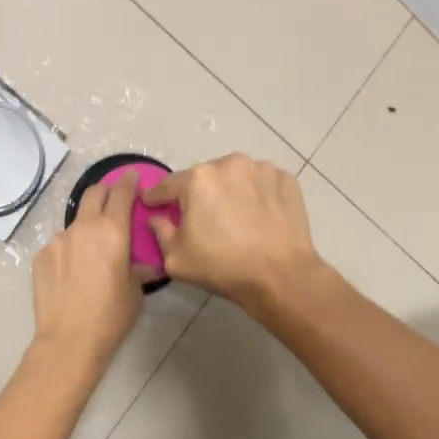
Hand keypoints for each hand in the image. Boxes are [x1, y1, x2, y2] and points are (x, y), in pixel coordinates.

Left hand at [30, 171, 154, 360]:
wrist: (69, 339)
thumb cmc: (110, 316)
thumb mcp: (135, 292)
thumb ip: (139, 269)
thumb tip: (144, 266)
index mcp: (112, 231)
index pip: (122, 193)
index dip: (129, 183)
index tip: (132, 178)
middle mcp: (83, 228)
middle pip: (94, 194)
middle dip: (105, 191)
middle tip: (113, 199)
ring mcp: (57, 241)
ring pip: (75, 224)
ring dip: (85, 228)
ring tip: (90, 251)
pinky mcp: (40, 257)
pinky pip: (58, 246)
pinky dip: (68, 251)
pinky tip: (71, 273)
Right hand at [141, 153, 322, 302]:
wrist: (279, 275)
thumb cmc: (222, 267)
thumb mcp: (176, 259)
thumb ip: (160, 232)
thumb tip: (157, 218)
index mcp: (198, 179)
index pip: (168, 185)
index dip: (157, 197)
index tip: (152, 204)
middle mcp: (229, 163)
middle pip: (204, 178)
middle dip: (198, 195)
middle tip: (200, 218)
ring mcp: (262, 169)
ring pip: (235, 178)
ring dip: (229, 192)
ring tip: (233, 218)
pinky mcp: (286, 180)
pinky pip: (262, 184)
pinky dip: (256, 196)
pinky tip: (258, 218)